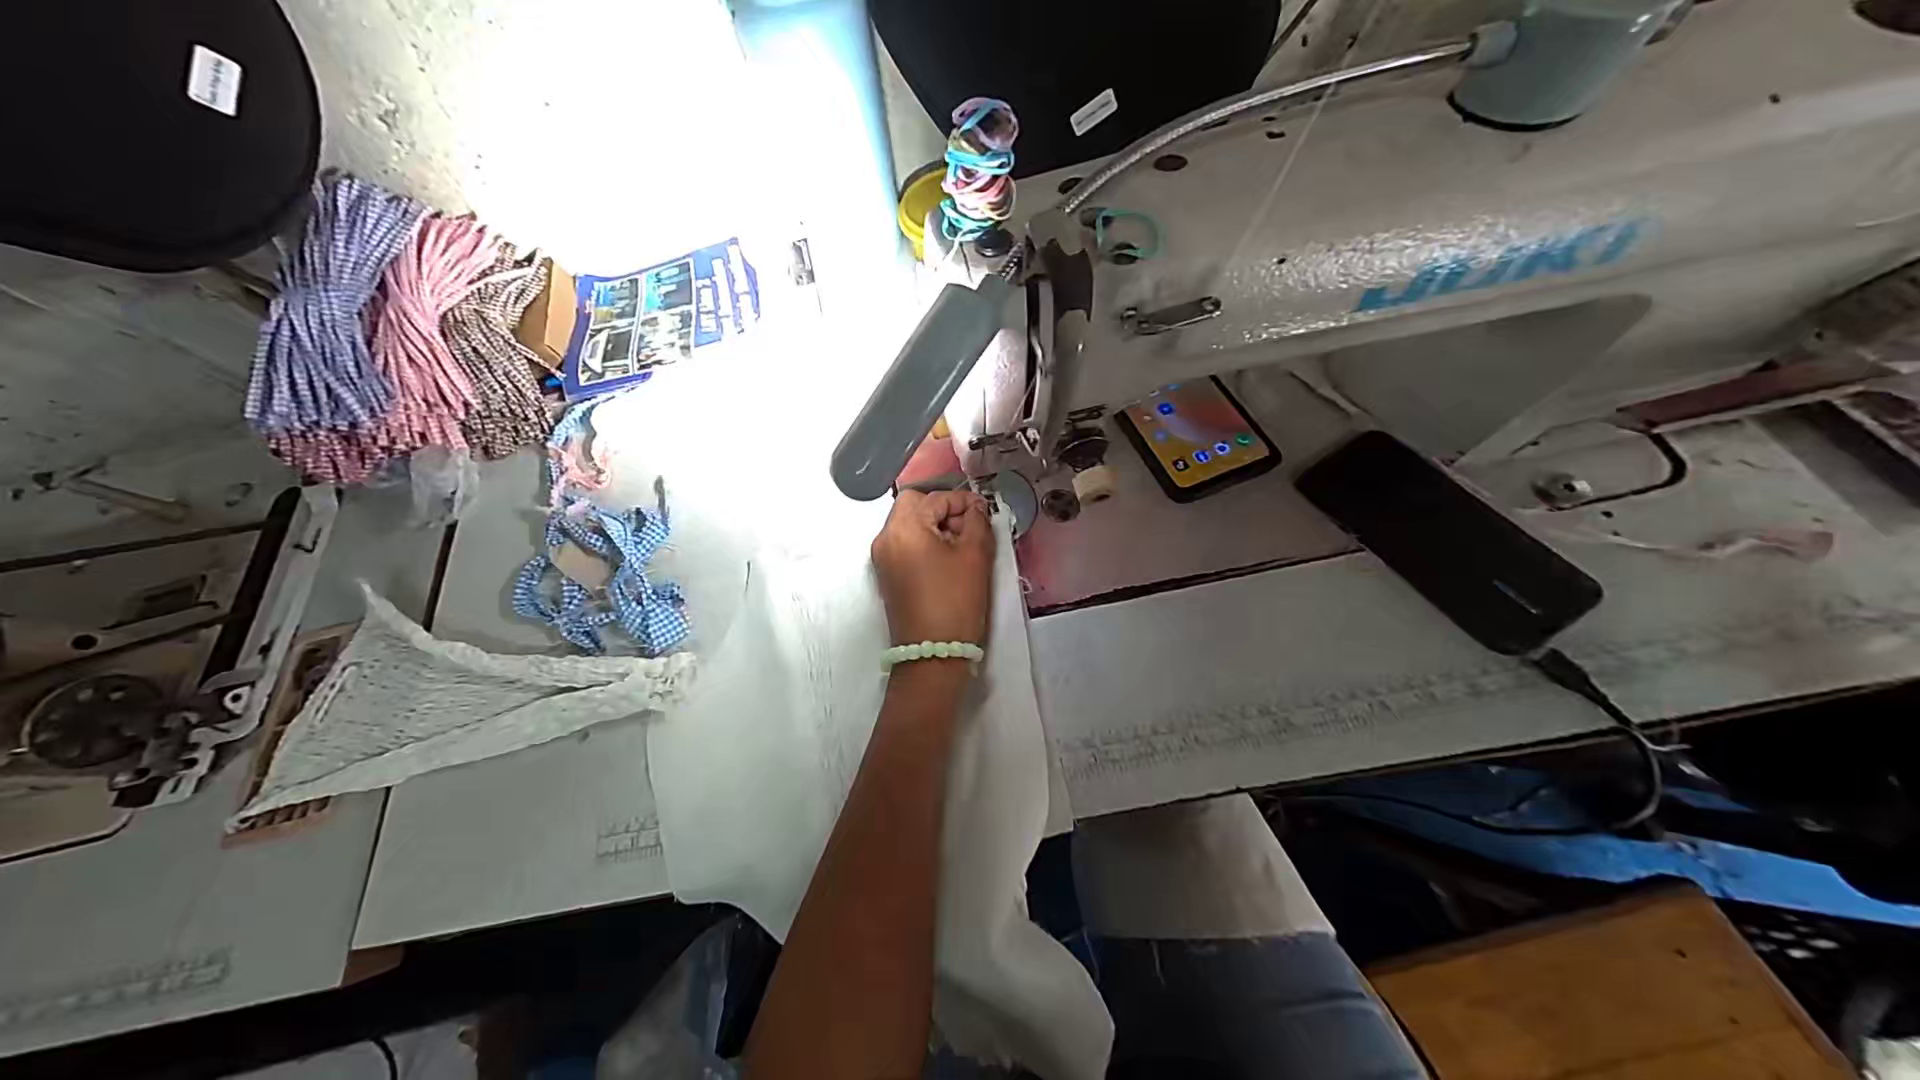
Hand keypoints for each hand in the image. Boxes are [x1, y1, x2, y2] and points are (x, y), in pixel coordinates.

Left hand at [871, 489, 994, 646]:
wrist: (932, 653)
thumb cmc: (955, 602)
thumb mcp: (975, 556)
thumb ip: (977, 522)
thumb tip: (975, 509)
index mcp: (903, 528)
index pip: (934, 497)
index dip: (962, 500)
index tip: (983, 512)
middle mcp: (885, 538)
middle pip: (913, 505)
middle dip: (943, 509)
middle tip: (969, 526)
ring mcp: (882, 558)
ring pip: (907, 524)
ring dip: (933, 525)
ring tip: (961, 544)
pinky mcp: (886, 575)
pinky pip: (904, 544)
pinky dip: (923, 542)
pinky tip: (946, 559)